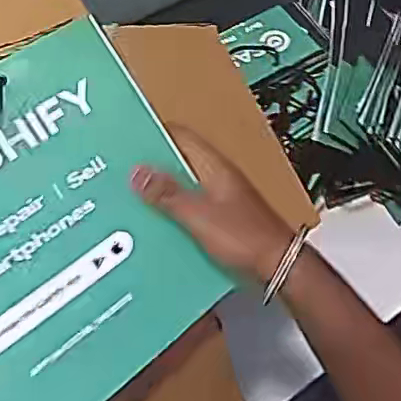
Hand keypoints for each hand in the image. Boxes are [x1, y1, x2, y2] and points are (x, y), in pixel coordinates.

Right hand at [133, 126, 297, 284]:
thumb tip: (139, 172)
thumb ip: (168, 194)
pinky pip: (190, 209)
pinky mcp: (220, 219)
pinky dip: (173, 214)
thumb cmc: (246, 237)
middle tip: (123, 175)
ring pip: (183, 187)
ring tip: (132, 202)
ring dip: (161, 194)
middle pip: (180, 162)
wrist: (276, 266)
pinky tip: (156, 227)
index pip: (182, 136)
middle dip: (153, 168)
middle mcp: (217, 177)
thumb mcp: (198, 215)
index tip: (129, 140)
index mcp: (214, 167)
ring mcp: (220, 198)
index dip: (156, 134)